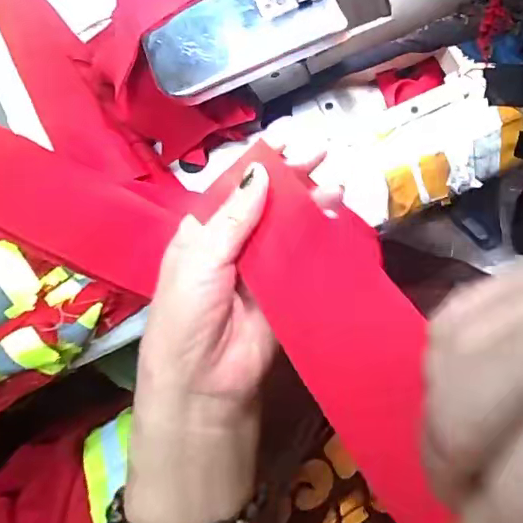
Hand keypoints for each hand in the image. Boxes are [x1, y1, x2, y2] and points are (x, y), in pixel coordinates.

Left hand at [126, 149, 333, 522]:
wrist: (204, 384)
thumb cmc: (186, 314)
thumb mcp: (200, 258)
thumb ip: (233, 217)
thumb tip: (260, 172)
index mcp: (204, 230)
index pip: (236, 185)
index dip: (262, 161)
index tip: (290, 138)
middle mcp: (235, 241)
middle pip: (268, 199)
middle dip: (293, 175)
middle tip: (321, 152)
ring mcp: (263, 264)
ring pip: (290, 224)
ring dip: (311, 201)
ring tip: (333, 184)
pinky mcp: (288, 287)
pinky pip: (305, 255)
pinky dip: (321, 234)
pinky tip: (335, 216)